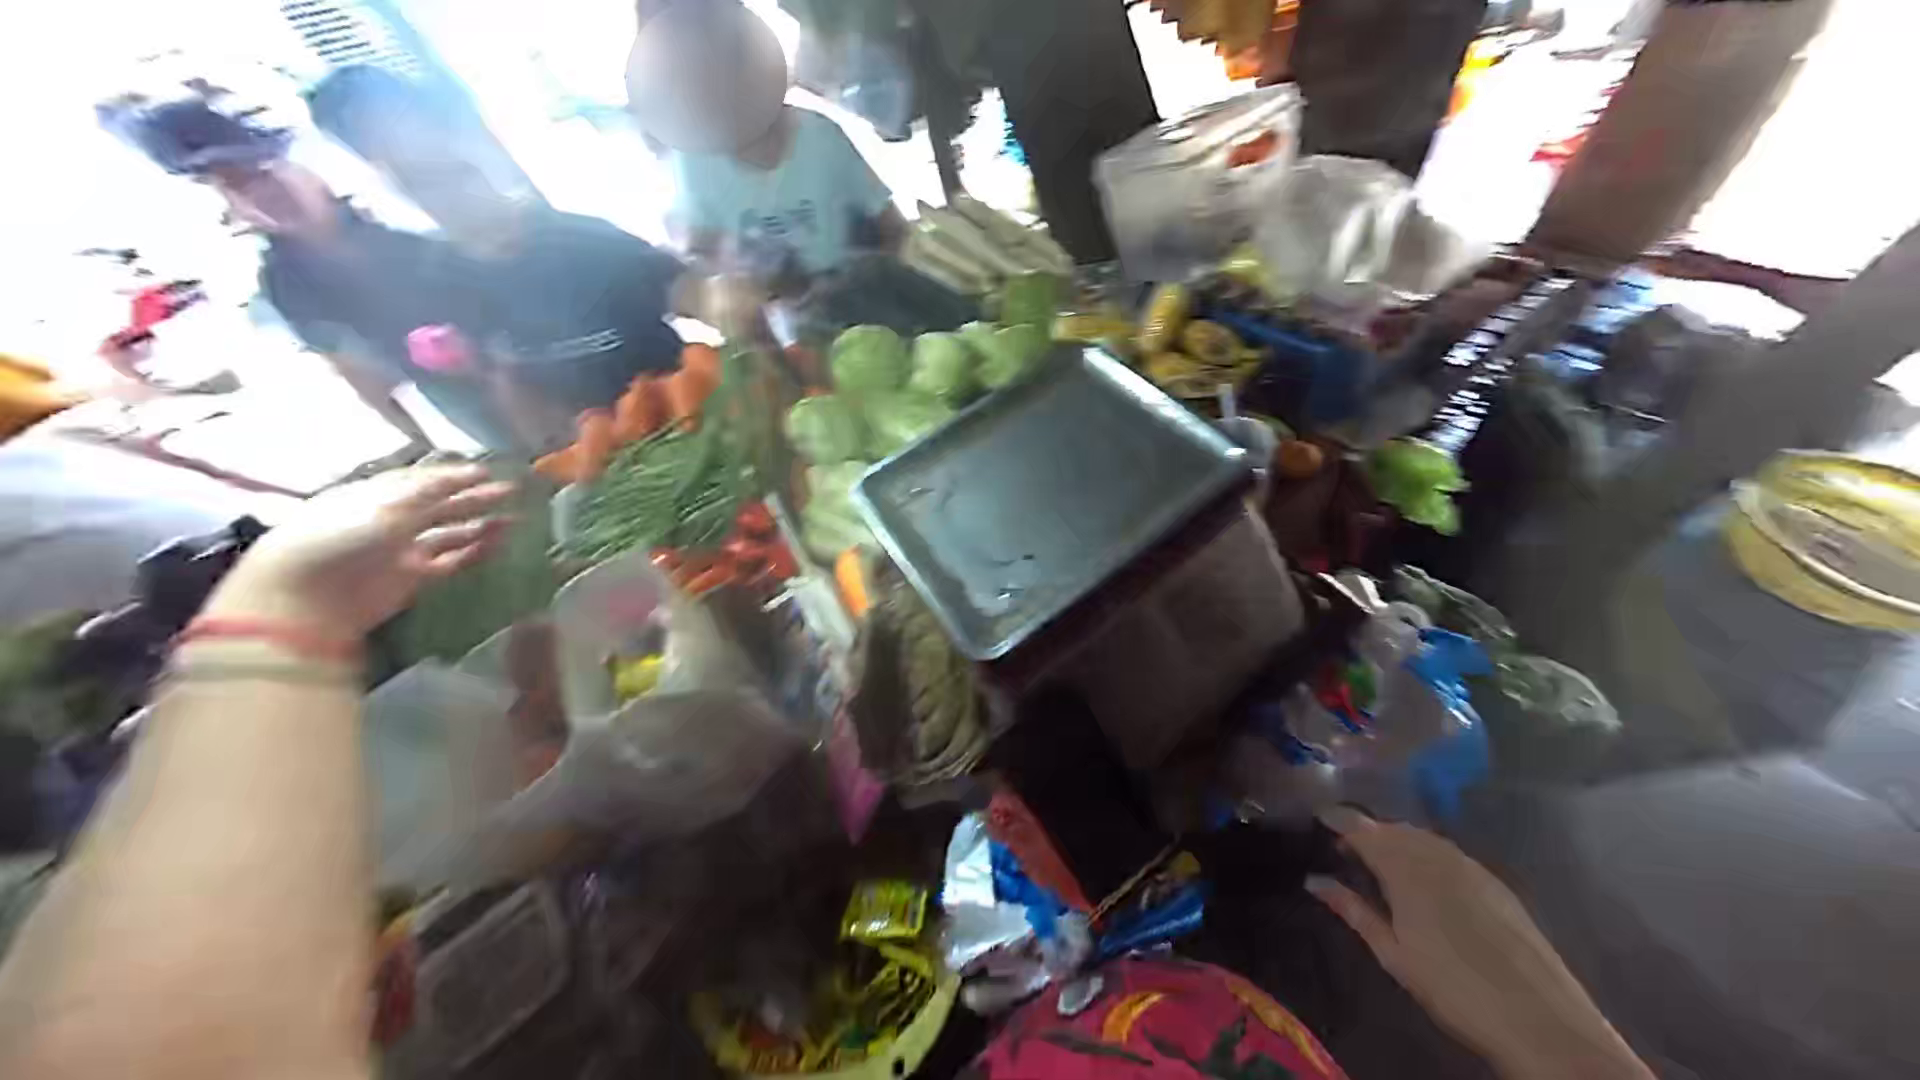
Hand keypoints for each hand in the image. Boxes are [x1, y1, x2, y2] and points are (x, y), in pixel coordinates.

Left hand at [204, 465, 514, 640]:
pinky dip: (477, 551)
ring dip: (482, 525)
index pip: (420, 480)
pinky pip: (453, 560)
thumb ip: (434, 489)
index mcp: (375, 496)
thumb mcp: (388, 506)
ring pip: (451, 533)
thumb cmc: (340, 539)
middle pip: (440, 506)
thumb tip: (475, 472)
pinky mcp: (414, 578)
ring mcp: (402, 550)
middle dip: (475, 498)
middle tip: (512, 491)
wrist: (309, 598)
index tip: (487, 471)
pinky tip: (499, 543)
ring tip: (515, 518)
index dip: (453, 475)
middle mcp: (389, 520)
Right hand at [1306, 808, 1650, 1079]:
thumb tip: (1313, 880)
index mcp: (1404, 869)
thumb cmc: (1453, 988)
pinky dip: (1426, 851)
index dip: (1338, 819)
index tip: (1318, 817)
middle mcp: (1436, 856)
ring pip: (1422, 837)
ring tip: (1382, 860)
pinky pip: (1449, 852)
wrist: (1545, 1025)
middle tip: (1346, 848)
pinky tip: (1425, 877)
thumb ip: (1353, 910)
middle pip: (1393, 828)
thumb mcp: (1392, 954)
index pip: (1362, 828)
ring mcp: (1471, 867)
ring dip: (1397, 839)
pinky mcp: (1496, 884)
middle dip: (1367, 830)